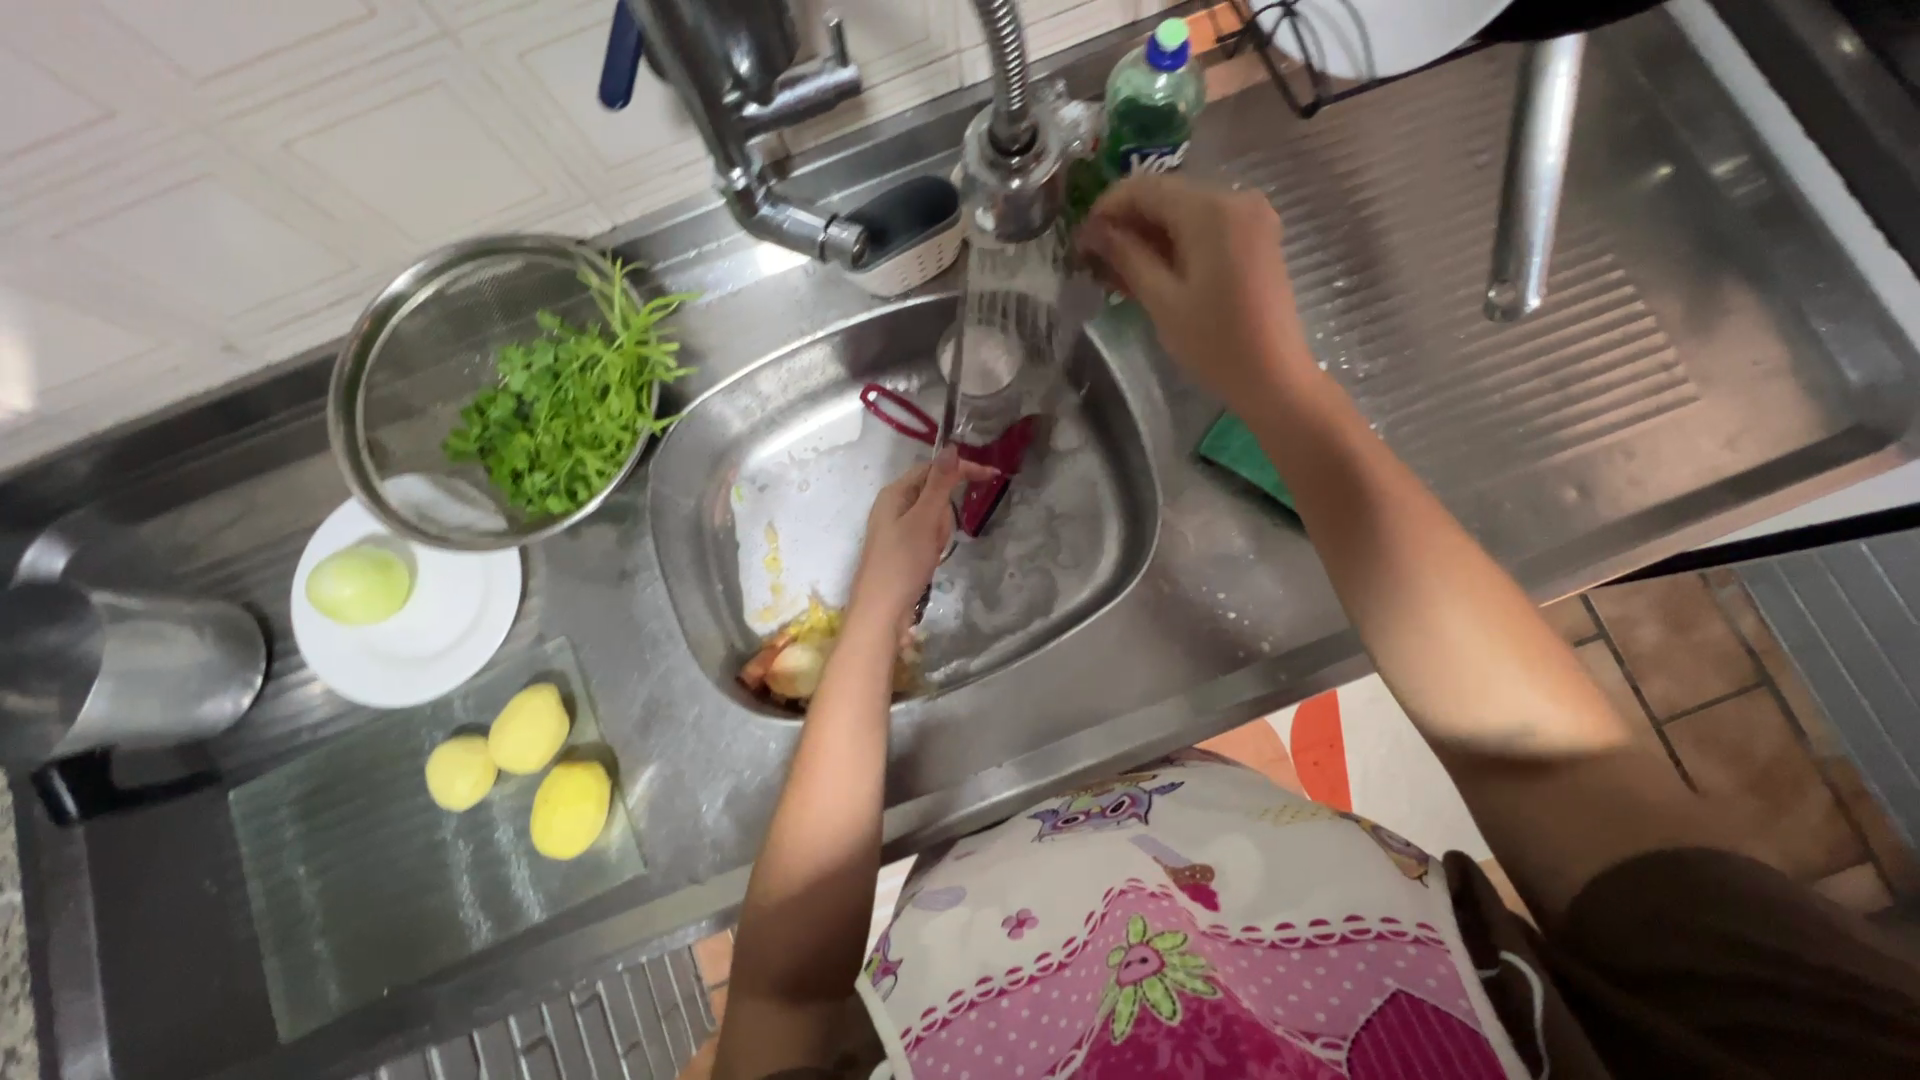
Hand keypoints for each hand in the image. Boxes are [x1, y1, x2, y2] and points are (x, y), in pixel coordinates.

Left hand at [848, 450, 994, 627]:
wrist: (881, 611)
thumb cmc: (902, 562)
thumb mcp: (924, 519)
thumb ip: (939, 484)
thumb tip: (951, 448)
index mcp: (894, 493)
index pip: (933, 469)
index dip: (961, 470)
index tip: (992, 476)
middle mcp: (893, 506)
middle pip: (935, 495)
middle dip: (945, 514)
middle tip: (936, 536)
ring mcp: (897, 529)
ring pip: (934, 519)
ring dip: (940, 534)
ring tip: (930, 553)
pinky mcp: (902, 549)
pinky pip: (928, 537)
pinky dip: (933, 547)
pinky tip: (927, 563)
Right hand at [1078, 175, 1315, 402]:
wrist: (1274, 376)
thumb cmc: (1215, 342)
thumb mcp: (1161, 300)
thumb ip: (1126, 256)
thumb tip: (1092, 230)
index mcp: (1211, 210)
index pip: (1145, 187)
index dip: (1107, 208)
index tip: (1081, 239)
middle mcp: (1235, 198)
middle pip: (1166, 196)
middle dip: (1128, 223)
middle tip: (1095, 260)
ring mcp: (1251, 217)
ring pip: (1185, 212)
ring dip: (1150, 235)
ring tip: (1118, 272)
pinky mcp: (1257, 238)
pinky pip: (1206, 227)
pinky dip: (1176, 243)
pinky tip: (1153, 272)